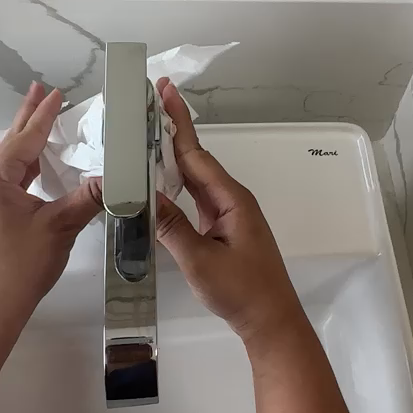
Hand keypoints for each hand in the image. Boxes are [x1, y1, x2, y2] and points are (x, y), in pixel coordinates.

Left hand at [0, 82, 100, 325]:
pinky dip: (26, 167)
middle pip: (10, 145)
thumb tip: (117, 178)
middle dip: (27, 119)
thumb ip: (88, 198)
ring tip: (42, 123)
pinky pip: (8, 181)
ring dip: (27, 143)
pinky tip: (37, 169)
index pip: (25, 140)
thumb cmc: (19, 267)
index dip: (43, 116)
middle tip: (39, 91)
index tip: (55, 93)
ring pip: (8, 164)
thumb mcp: (59, 228)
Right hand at [150, 78, 304, 347]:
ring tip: (146, 135)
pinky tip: (159, 183)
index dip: (177, 123)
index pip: (196, 153)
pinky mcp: (223, 228)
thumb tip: (143, 195)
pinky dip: (177, 185)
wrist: (270, 320)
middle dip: (172, 130)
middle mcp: (231, 199)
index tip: (164, 92)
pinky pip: (196, 197)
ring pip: (195, 178)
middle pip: (196, 158)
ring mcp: (228, 213)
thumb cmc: (241, 291)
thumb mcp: (201, 259)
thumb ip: (171, 226)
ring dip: (172, 157)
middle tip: (149, 103)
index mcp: (230, 198)